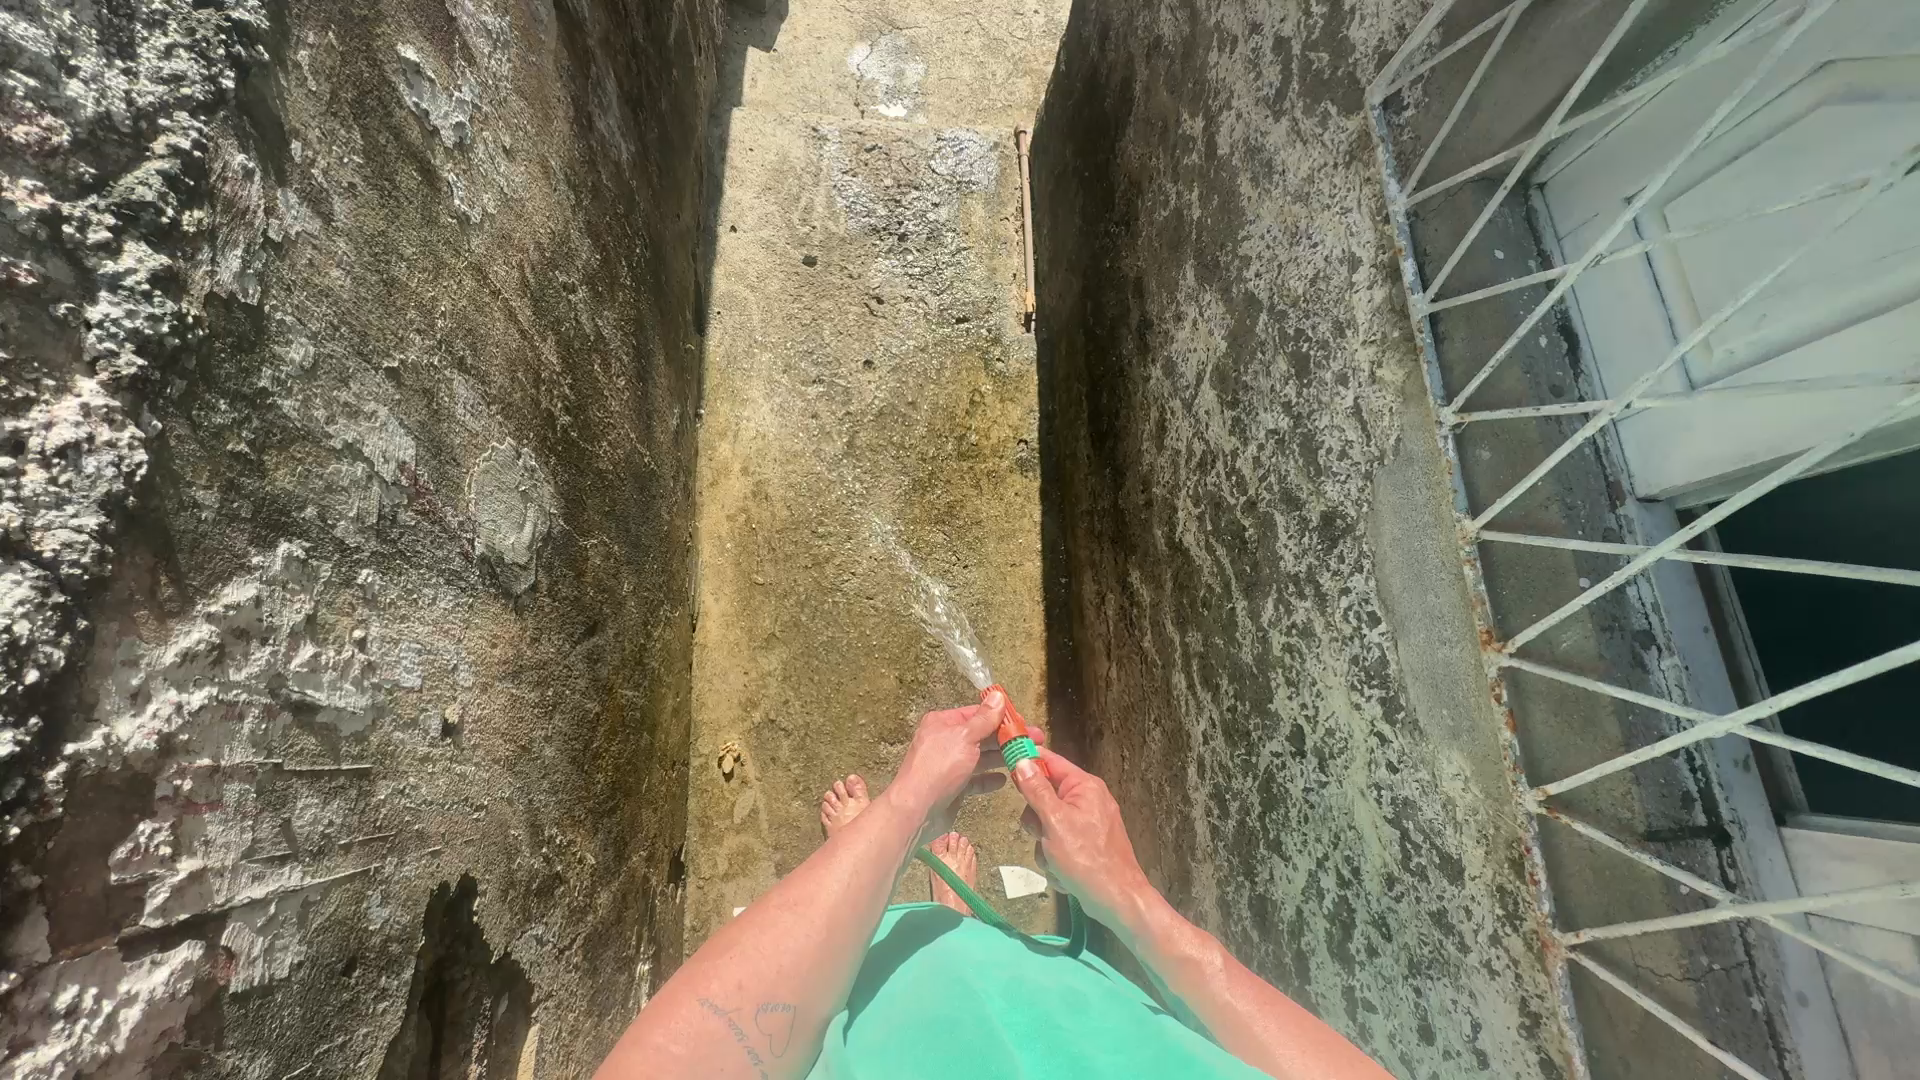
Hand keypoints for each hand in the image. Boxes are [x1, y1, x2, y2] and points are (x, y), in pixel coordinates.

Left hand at [889, 689, 1028, 821]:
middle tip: (1035, 742)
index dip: (1002, 717)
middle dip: (1007, 739)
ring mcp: (949, 764)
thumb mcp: (965, 737)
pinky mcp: (954, 786)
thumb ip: (984, 718)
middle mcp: (946, 740)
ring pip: (981, 757)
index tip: (1025, 723)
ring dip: (1002, 758)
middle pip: (982, 735)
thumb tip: (997, 694)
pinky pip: (975, 779)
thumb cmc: (940, 767)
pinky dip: (989, 778)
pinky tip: (1005, 780)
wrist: (917, 809)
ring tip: (1027, 759)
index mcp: (944, 722)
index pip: (978, 713)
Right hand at [1011, 747, 1156, 927]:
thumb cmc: (1086, 858)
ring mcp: (1087, 824)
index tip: (1006, 764)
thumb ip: (1036, 790)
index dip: (1028, 761)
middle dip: (1037, 821)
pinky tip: (1064, 874)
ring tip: (1055, 861)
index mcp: (1084, 786)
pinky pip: (1058, 843)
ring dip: (1045, 846)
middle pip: (1044, 796)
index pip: (1050, 761)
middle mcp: (1087, 800)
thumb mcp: (1055, 822)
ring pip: (1047, 824)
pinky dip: (1056, 859)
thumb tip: (1022, 760)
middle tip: (1042, 834)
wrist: (1117, 902)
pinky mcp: (1086, 845)